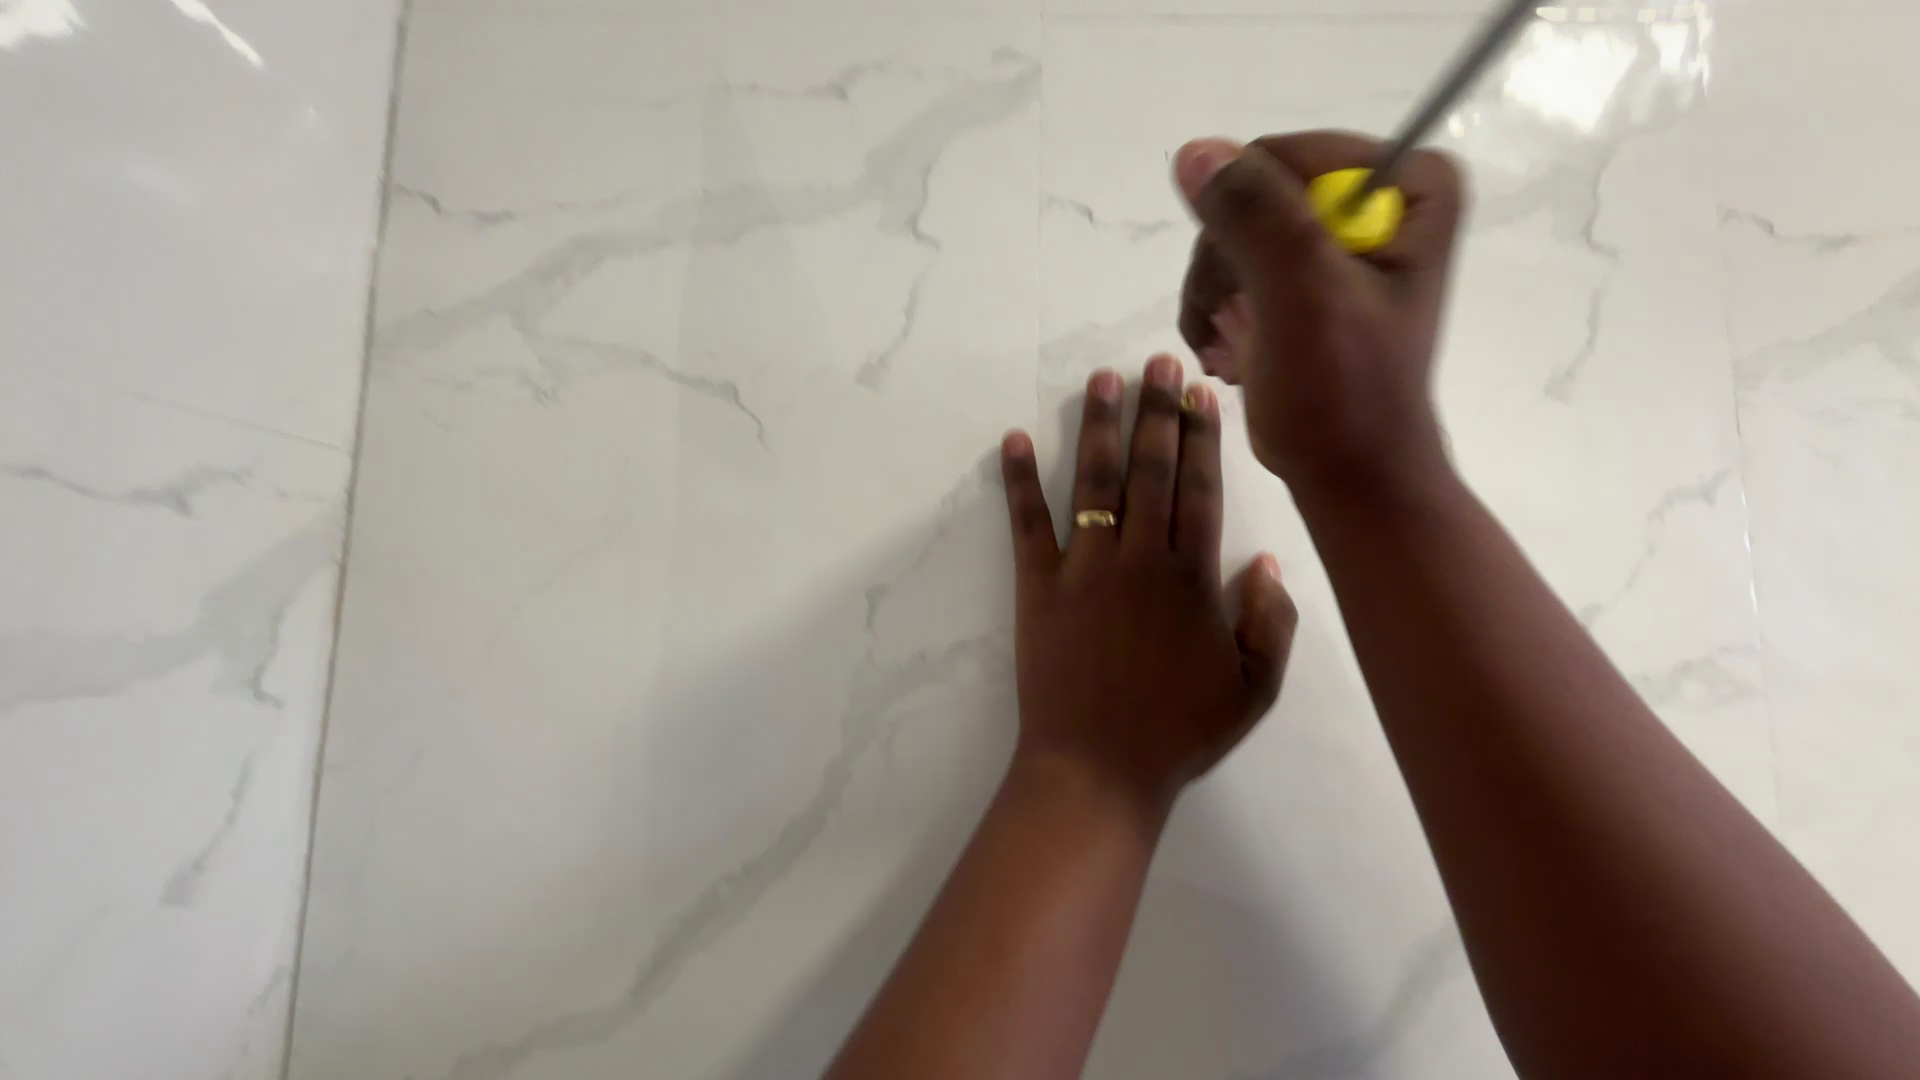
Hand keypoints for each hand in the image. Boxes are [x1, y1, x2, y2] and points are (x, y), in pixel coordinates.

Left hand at [999, 356, 1296, 812]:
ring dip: (1098, 428)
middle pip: (1150, 470)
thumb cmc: (1177, 733)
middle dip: (1155, 411)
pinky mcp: (1037, 587)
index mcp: (1190, 578)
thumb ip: (1272, 623)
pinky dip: (1018, 481)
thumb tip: (1270, 560)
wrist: (1098, 767)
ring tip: (1101, 381)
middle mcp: (1137, 558)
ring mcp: (1083, 569)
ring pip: (1094, 483)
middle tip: (1156, 361)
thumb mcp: (1253, 689)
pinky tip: (1012, 440)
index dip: (1201, 437)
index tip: (1200, 393)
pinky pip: (1026, 524)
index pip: (1199, 489)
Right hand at [1170, 132, 1466, 497]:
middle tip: (1231, 329)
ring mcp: (1335, 246)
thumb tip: (1194, 153)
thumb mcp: (1300, 294)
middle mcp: (1375, 202)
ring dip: (1214, 300)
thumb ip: (1253, 215)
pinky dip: (1220, 316)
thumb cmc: (1340, 391)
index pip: (1283, 160)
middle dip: (1227, 271)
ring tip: (1226, 353)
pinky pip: (1236, 272)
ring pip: (1233, 239)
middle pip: (1253, 201)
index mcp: (1407, 184)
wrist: (1349, 472)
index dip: (1247, 224)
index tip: (1251, 291)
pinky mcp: (1305, 284)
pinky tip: (1230, 356)